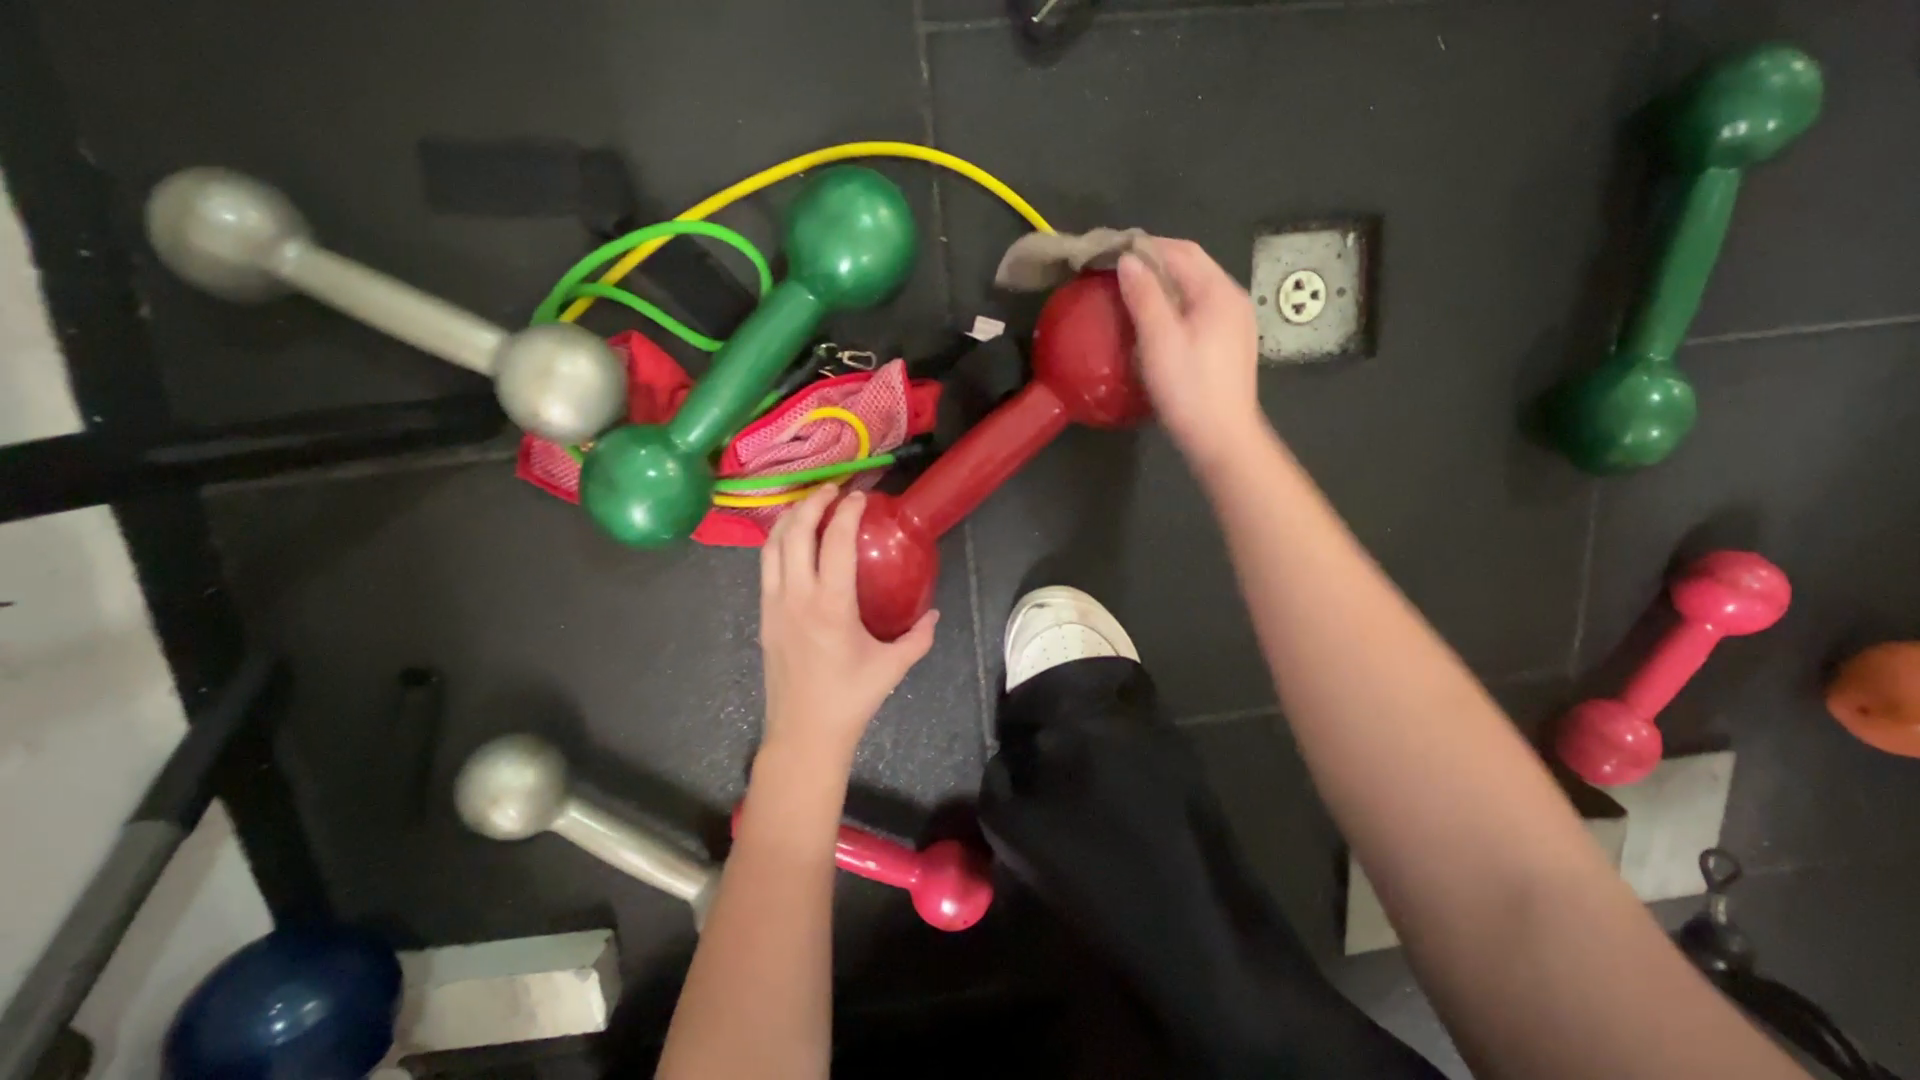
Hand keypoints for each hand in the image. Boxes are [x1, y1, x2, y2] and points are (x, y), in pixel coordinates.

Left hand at [758, 485, 938, 763]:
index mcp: (829, 605)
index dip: (846, 510)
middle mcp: (796, 596)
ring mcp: (773, 605)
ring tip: (810, 505)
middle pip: (794, 532)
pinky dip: (778, 543)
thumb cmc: (849, 700)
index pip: (834, 540)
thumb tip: (932, 613)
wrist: (803, 733)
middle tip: (833, 488)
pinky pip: (765, 567)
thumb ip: (917, 637)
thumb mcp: (892, 667)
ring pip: (772, 546)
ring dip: (790, 518)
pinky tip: (793, 542)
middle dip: (813, 502)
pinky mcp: (763, 616)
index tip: (861, 496)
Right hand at [1117, 240, 1267, 463]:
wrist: (1222, 438)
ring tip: (1130, 291)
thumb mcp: (1159, 339)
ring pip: (1195, 287)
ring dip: (1164, 282)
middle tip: (1117, 269)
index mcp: (1218, 291)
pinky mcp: (1231, 343)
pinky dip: (1175, 303)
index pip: (1180, 251)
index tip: (1111, 250)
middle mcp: (1233, 298)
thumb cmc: (1188, 388)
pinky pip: (1200, 308)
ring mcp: (1235, 322)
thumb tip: (1128, 260)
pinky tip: (1155, 319)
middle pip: (1191, 265)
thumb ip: (1144, 295)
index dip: (1145, 246)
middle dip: (1155, 260)